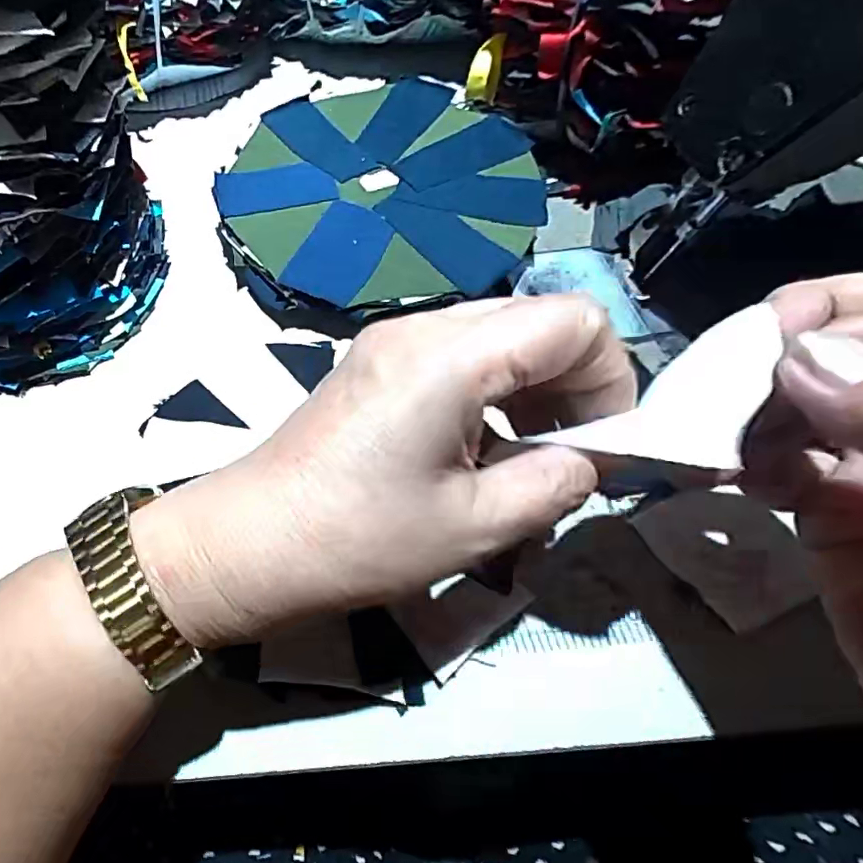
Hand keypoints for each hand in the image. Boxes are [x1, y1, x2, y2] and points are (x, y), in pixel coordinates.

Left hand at [133, 294, 634, 648]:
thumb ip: (554, 483)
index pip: (575, 321)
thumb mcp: (474, 525)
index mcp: (450, 356)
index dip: (611, 379)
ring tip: (526, 463)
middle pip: (538, 323)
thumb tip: (589, 460)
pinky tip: (480, 452)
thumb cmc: (357, 539)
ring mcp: (394, 340)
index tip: (604, 445)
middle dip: (574, 388)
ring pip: (501, 339)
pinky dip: (493, 396)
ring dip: (534, 394)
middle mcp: (422, 327)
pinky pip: (461, 357)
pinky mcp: (378, 363)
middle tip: (570, 460)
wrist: (251, 541)